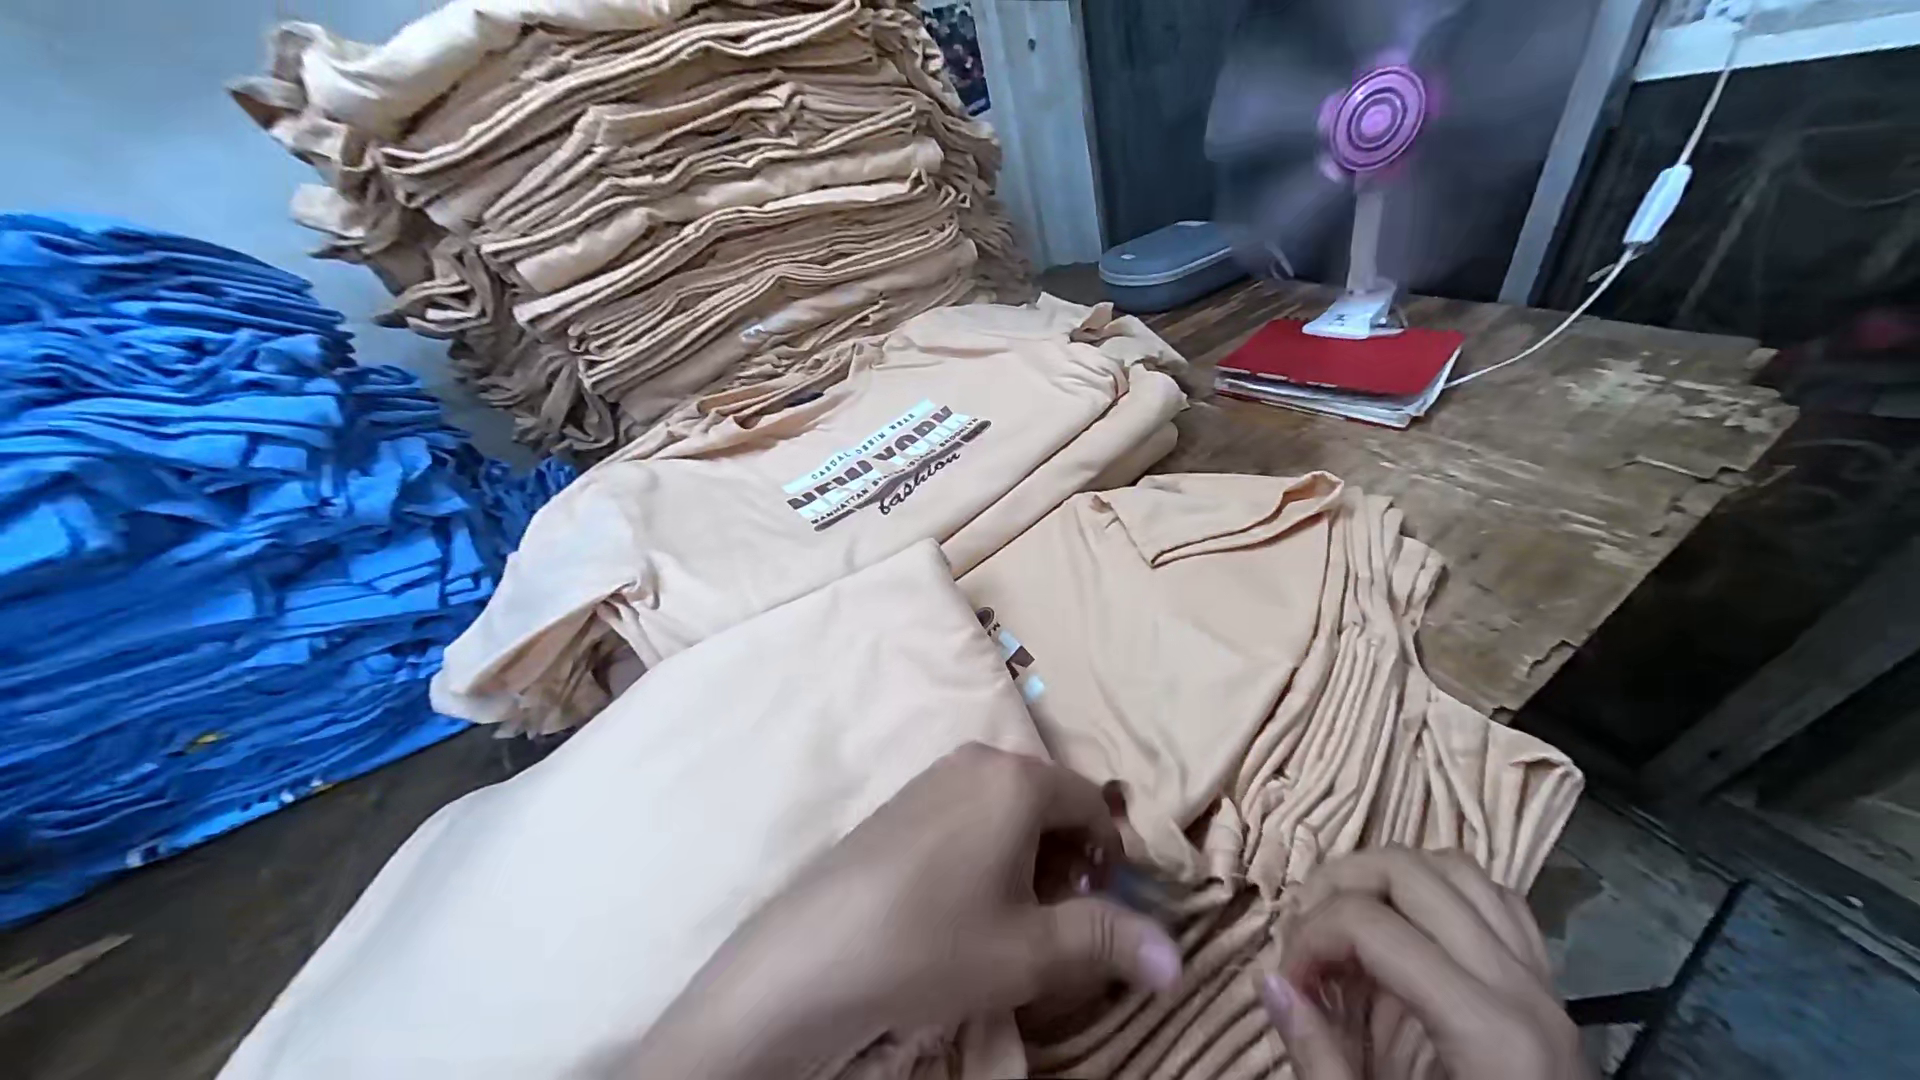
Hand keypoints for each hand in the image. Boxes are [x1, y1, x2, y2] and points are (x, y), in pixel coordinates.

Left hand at [628, 744, 1182, 1077]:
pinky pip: (970, 807)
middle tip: (1053, 917)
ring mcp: (937, 773)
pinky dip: (988, 843)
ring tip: (1008, 912)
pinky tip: (963, 896)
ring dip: (1027, 852)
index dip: (1108, 857)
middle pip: (1050, 800)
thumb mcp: (1032, 949)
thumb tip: (1176, 957)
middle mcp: (980, 758)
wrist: (817, 949)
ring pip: (1009, 804)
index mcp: (1018, 778)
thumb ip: (1107, 940)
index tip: (1100, 907)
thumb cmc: (937, 941)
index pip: (1092, 804)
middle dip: (1066, 856)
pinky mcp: (906, 795)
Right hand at [1259, 848, 1589, 1079]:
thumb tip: (1269, 981)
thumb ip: (1319, 1057)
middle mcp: (1522, 989)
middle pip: (1405, 871)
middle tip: (1306, 933)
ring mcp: (1542, 982)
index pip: (1367, 923)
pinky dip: (1440, 889)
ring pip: (1452, 868)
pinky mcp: (1547, 985)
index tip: (1287, 982)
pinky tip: (1407, 922)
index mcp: (1488, 1033)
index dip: (1308, 938)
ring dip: (1385, 875)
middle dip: (1335, 887)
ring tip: (1349, 915)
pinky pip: (1492, 897)